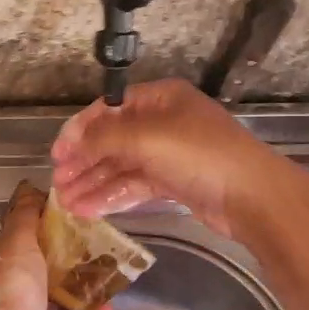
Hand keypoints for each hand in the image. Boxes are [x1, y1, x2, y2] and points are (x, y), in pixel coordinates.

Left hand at [0, 186, 113, 309]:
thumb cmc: (14, 282)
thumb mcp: (17, 239)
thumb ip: (25, 214)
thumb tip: (28, 188)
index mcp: (1, 256)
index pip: (21, 232)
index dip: (43, 221)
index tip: (72, 213)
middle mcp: (12, 281)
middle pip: (43, 263)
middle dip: (69, 254)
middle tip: (99, 243)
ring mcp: (27, 309)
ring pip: (58, 294)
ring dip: (82, 286)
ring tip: (109, 275)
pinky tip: (109, 308)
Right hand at [50, 78, 282, 231]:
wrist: (251, 196)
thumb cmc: (199, 155)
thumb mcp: (145, 137)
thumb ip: (103, 137)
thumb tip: (72, 143)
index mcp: (161, 99)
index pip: (109, 109)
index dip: (80, 130)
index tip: (57, 153)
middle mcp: (164, 123)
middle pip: (113, 140)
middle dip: (83, 162)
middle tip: (57, 183)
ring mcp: (170, 154)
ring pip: (121, 166)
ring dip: (93, 183)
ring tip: (66, 203)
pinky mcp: (175, 183)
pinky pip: (135, 186)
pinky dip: (111, 196)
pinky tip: (88, 210)